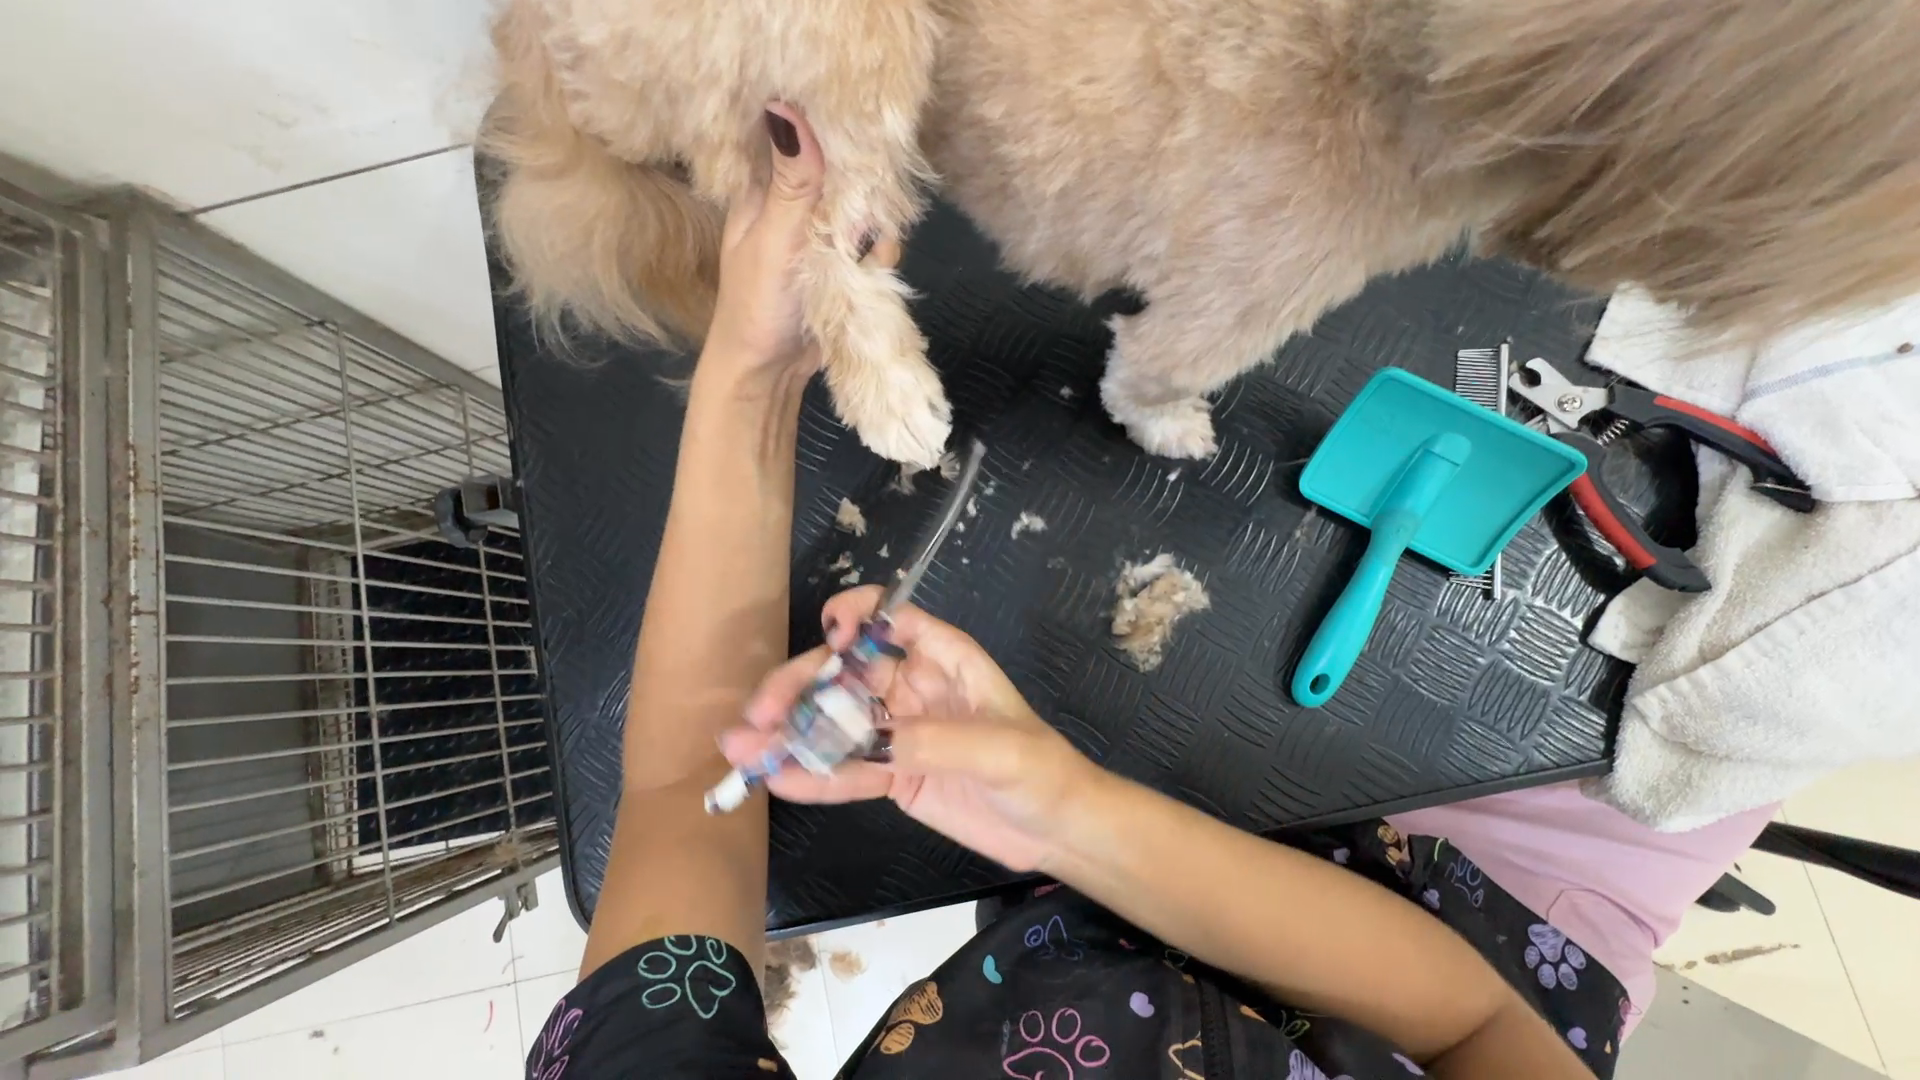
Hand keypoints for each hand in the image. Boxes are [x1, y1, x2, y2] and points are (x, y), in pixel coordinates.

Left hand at [702, 104, 898, 384]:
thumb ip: (791, 184)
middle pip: (840, 174)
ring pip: (861, 212)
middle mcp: (793, 208)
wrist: (767, 372)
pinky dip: (879, 256)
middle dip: (861, 188)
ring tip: (865, 250)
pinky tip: (876, 268)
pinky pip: (871, 248)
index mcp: (763, 191)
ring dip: (873, 227)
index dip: (826, 128)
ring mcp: (820, 240)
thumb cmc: (757, 304)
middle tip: (864, 210)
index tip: (858, 128)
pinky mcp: (841, 269)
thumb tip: (787, 108)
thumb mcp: (773, 240)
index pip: (796, 138)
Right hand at [720, 587, 1098, 871]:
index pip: (895, 620)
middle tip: (759, 714)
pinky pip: (849, 770)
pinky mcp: (895, 775)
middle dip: (802, 688)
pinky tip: (777, 779)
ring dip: (792, 734)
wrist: (1056, 828)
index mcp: (945, 660)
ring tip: (742, 749)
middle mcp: (915, 687)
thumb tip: (870, 742)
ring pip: (838, 723)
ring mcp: (901, 732)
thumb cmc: (1039, 771)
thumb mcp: (996, 749)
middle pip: (848, 674)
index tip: (827, 634)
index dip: (859, 616)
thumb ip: (933, 740)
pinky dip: (815, 775)